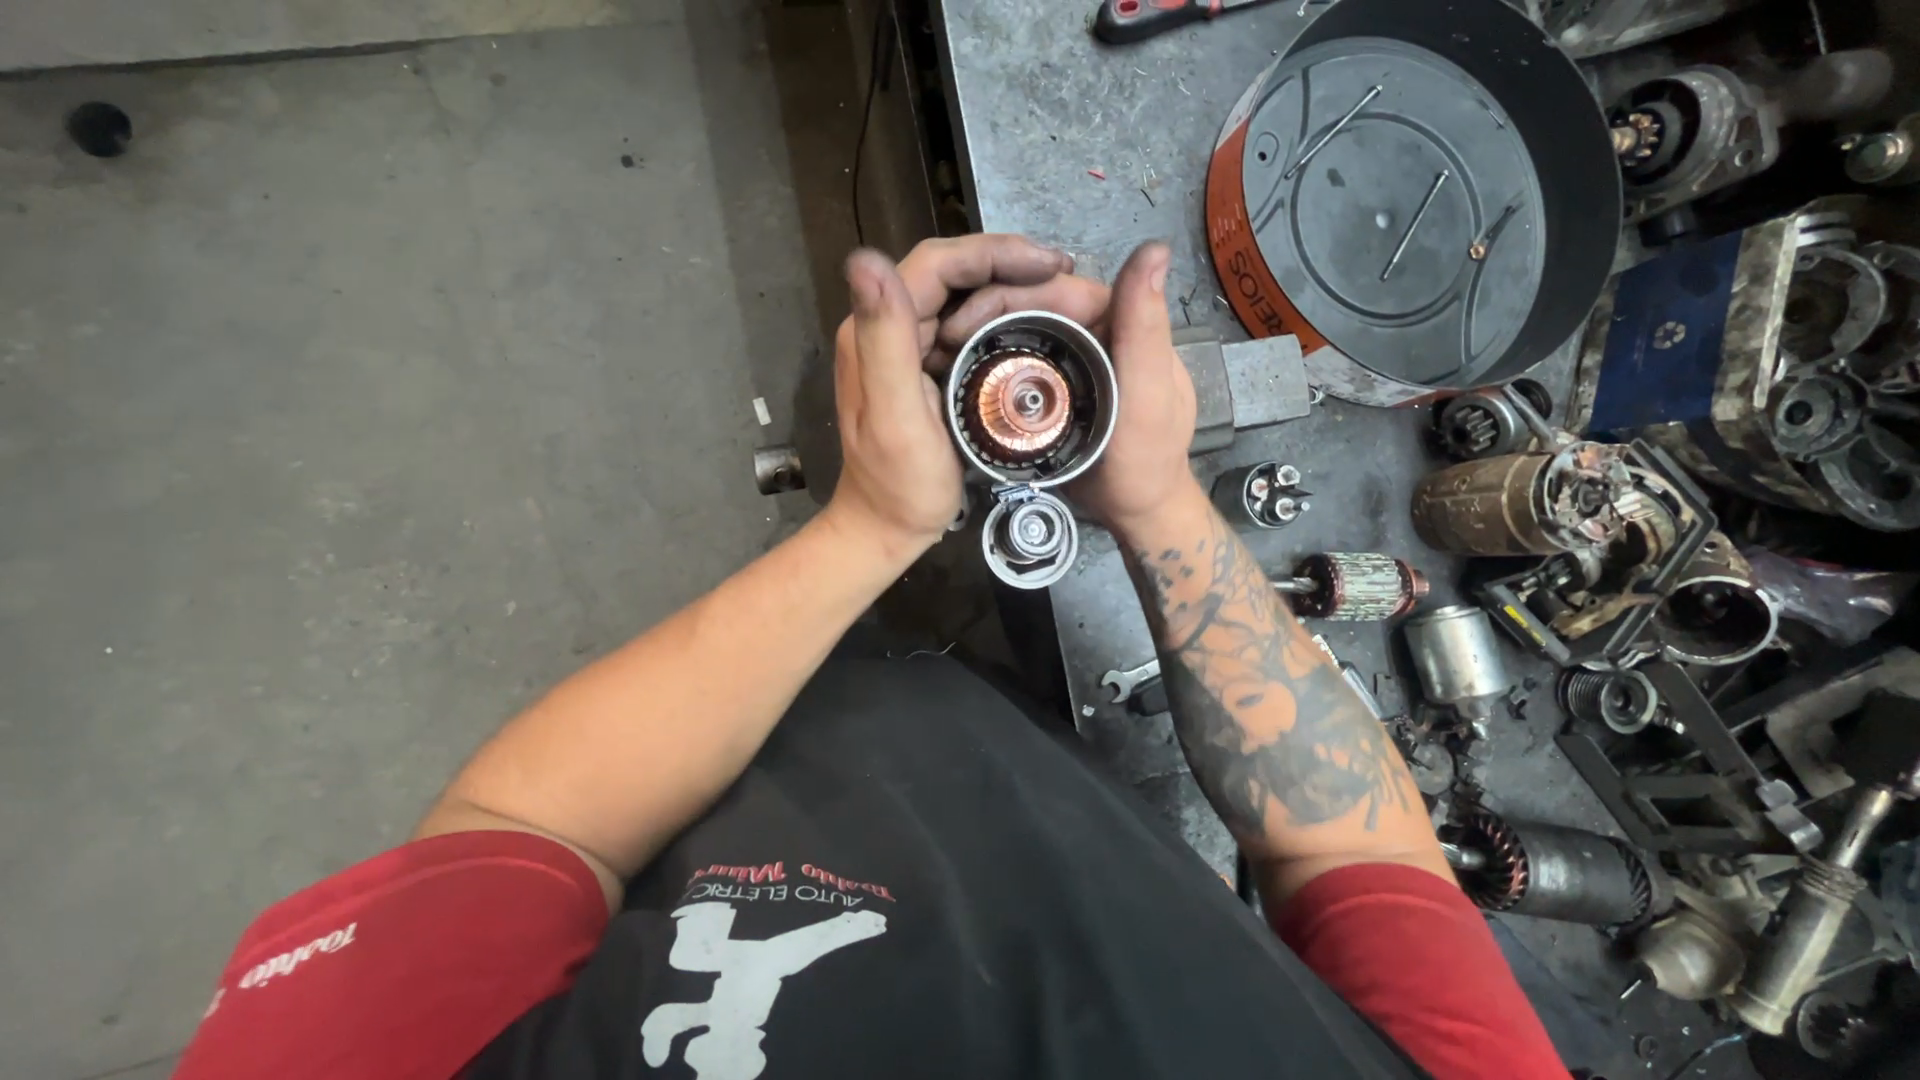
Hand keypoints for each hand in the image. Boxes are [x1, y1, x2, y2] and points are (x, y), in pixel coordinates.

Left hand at [824, 236, 1075, 561]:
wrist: (887, 526)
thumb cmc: (898, 483)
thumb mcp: (894, 415)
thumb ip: (884, 338)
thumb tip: (865, 258)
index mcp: (874, 328)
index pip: (937, 264)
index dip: (993, 253)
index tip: (1050, 264)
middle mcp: (886, 326)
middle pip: (951, 273)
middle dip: (1008, 265)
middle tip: (1064, 274)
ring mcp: (905, 347)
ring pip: (960, 296)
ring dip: (1008, 287)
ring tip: (1059, 293)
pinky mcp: (923, 366)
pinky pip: (966, 326)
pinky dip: (1001, 318)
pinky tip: (1033, 324)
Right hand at [937, 242, 1199, 539]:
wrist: (1135, 512)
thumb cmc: (1146, 456)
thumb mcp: (1149, 391)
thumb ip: (1146, 325)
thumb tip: (1154, 247)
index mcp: (1119, 319)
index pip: (1055, 288)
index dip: (1004, 294)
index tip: (958, 320)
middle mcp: (1094, 331)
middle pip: (1030, 306)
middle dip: (982, 314)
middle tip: (940, 340)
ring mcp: (1071, 360)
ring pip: (1020, 333)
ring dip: (980, 337)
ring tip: (941, 354)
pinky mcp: (1053, 389)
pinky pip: (1017, 365)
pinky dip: (989, 365)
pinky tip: (959, 374)